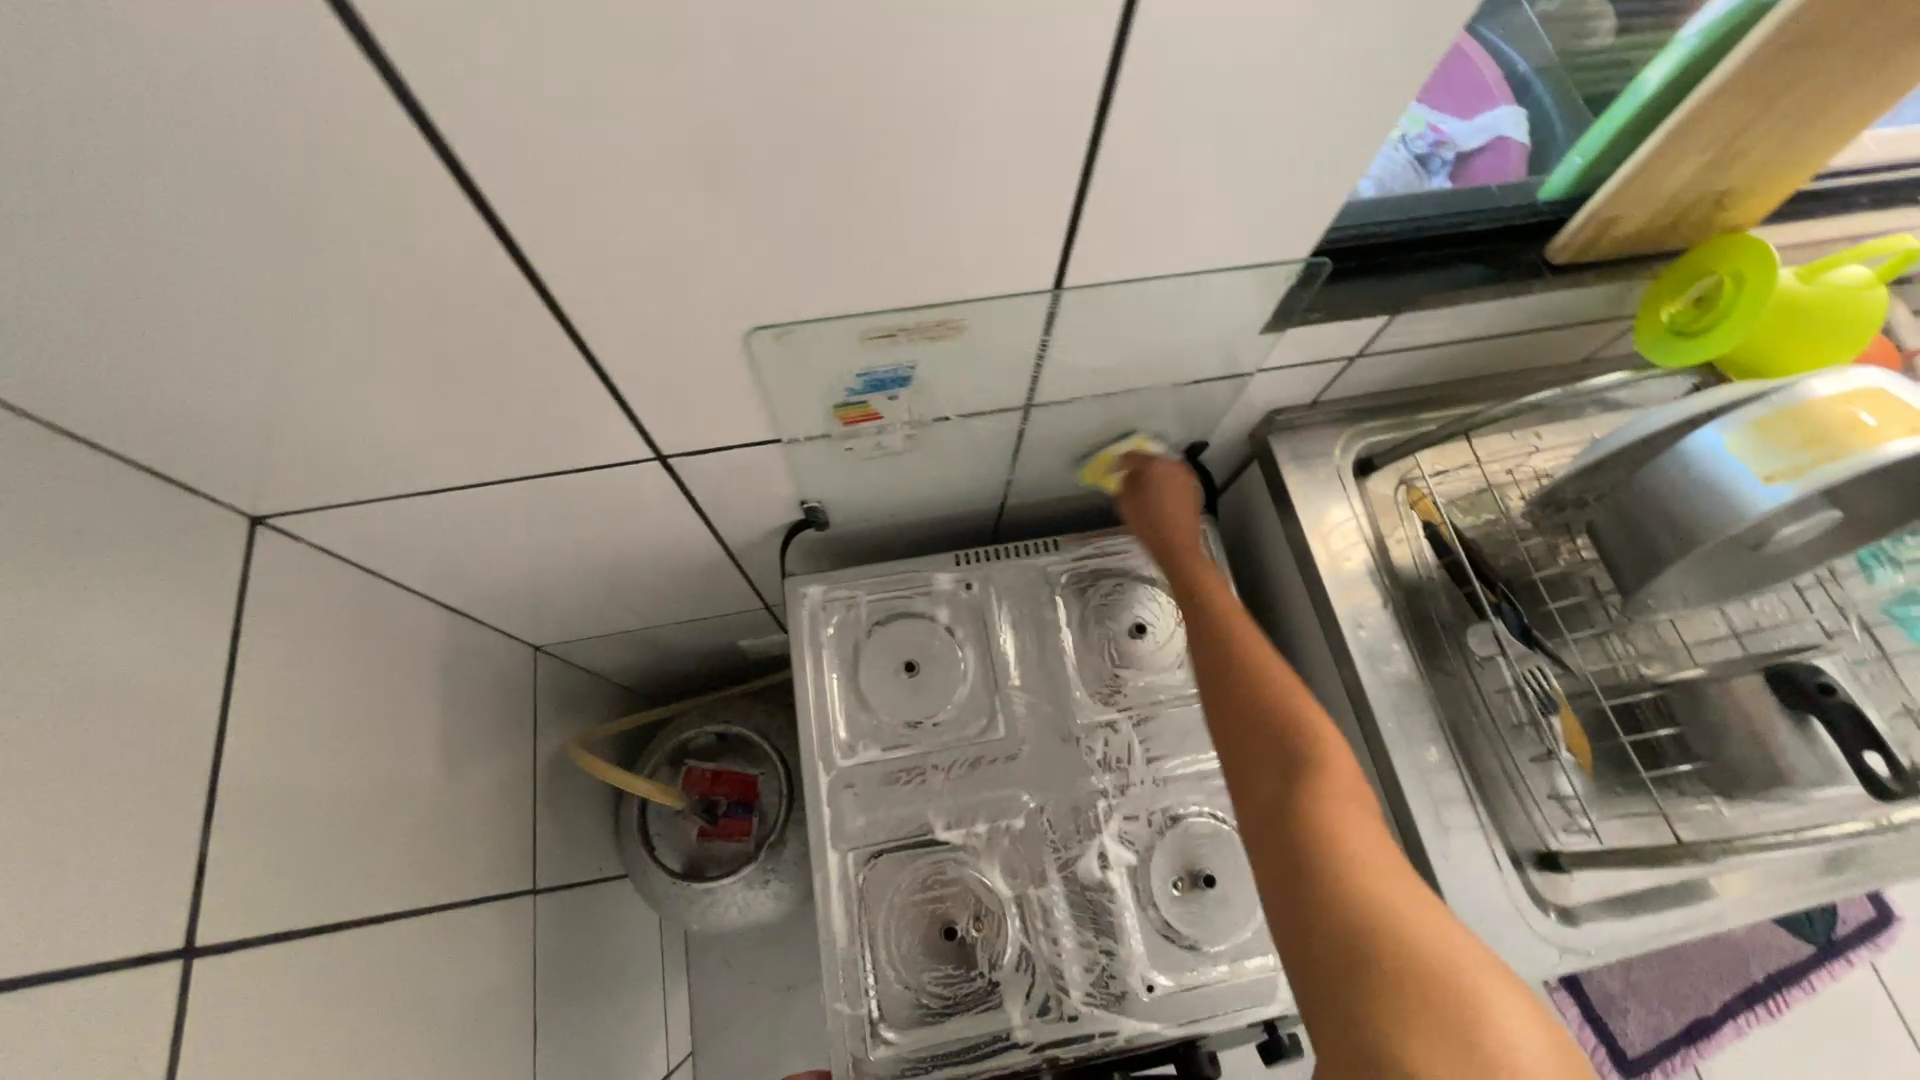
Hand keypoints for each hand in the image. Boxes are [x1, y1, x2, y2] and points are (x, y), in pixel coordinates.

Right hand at [1112, 452, 1204, 570]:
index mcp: (1153, 463)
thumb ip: (1125, 482)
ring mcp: (1187, 475)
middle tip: (1130, 478)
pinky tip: (1161, 497)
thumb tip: (1129, 475)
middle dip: (1140, 468)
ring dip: (1155, 476)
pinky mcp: (1195, 488)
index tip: (1111, 471)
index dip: (1119, 463)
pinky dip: (1167, 485)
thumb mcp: (1125, 501)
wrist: (1177, 545)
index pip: (1131, 456)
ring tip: (1147, 489)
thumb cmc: (1147, 523)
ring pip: (1166, 470)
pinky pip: (1176, 480)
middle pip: (1152, 460)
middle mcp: (1173, 463)